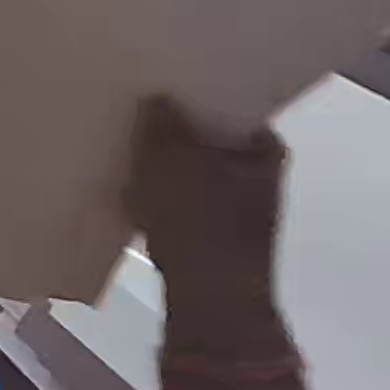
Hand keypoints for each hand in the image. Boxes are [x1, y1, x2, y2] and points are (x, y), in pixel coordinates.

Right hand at [123, 95, 284, 288]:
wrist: (209, 298)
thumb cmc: (197, 221)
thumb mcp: (170, 162)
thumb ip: (161, 125)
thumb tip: (157, 98)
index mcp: (263, 148)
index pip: (225, 106)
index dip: (188, 97)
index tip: (155, 91)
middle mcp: (258, 173)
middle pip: (203, 139)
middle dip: (168, 134)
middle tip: (133, 122)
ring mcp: (237, 205)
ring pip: (188, 170)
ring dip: (159, 165)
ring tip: (126, 156)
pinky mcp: (212, 230)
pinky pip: (179, 198)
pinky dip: (158, 194)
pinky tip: (132, 194)